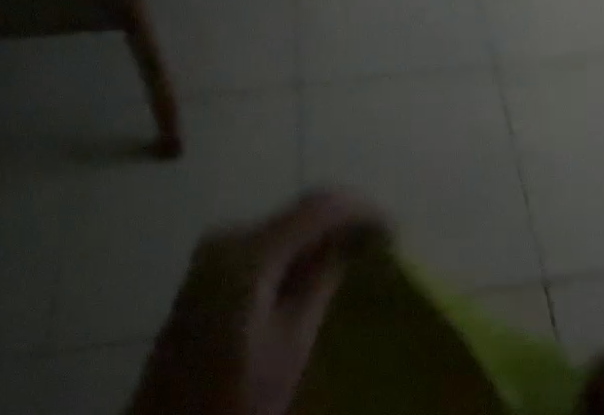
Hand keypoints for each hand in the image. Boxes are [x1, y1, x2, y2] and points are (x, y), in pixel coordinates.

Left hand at [127, 192, 387, 414]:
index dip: (361, 210)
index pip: (317, 206)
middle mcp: (227, 236)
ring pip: (283, 228)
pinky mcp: (208, 271)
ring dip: (320, 236)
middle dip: (342, 222)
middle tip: (382, 245)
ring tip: (358, 258)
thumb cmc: (232, 399)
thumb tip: (352, 240)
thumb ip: (320, 282)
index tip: (395, 232)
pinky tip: (317, 274)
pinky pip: (264, 246)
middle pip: (299, 212)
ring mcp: (213, 252)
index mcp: (247, 252)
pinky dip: (295, 252)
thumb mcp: (288, 345)